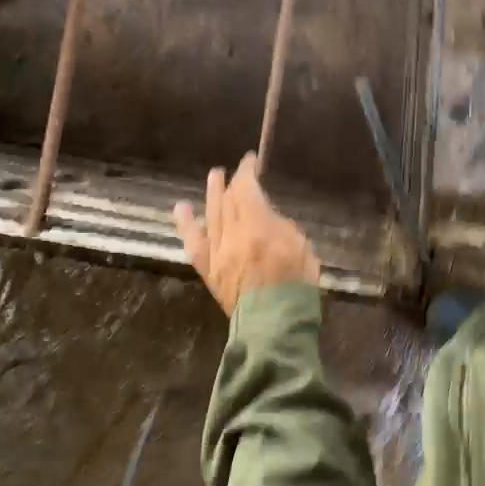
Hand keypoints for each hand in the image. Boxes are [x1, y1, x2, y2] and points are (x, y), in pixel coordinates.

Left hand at [175, 154, 320, 314]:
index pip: (246, 190)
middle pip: (228, 200)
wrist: (275, 324)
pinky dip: (186, 225)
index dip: (247, 172)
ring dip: (212, 193)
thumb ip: (281, 225)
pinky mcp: (209, 270)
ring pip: (211, 215)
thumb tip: (266, 214)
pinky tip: (182, 209)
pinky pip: (194, 244)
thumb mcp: (301, 246)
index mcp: (258, 228)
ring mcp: (218, 253)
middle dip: (232, 182)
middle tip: (235, 171)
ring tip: (214, 176)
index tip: (250, 161)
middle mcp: (233, 236)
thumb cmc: (296, 285)